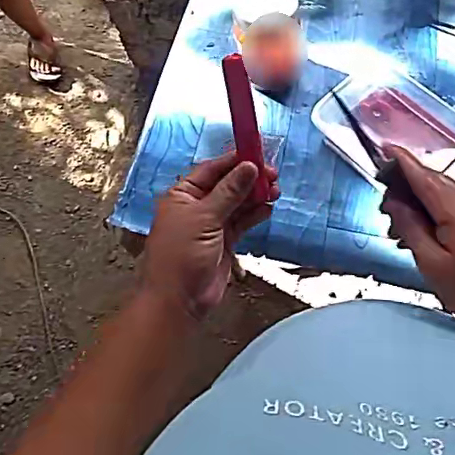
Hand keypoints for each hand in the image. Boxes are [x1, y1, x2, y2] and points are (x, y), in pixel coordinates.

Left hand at [142, 154, 278, 319]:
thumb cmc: (181, 254)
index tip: (257, 154)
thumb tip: (249, 167)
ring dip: (255, 196)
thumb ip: (230, 192)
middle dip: (249, 178)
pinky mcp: (224, 241)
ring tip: (276, 189)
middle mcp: (197, 206)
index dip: (234, 161)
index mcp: (183, 194)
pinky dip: (255, 214)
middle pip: (227, 185)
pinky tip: (268, 207)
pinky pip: (242, 222)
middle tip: (272, 174)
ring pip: (237, 203)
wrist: (178, 300)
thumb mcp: (205, 217)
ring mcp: (211, 224)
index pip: (212, 170)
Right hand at [379, 147, 454, 344]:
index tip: (384, 149)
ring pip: (442, 190)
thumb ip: (410, 228)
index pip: (423, 176)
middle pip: (432, 180)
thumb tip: (394, 202)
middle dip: (406, 183)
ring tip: (400, 222)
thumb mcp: (431, 263)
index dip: (401, 161)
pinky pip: (452, 201)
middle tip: (384, 204)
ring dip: (419, 197)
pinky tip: (422, 228)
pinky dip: (433, 206)